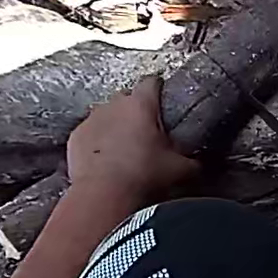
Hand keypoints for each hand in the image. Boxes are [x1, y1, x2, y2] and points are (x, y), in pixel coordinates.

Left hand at [67, 75, 198, 201]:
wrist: (103, 195)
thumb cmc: (143, 176)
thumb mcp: (181, 170)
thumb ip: (194, 161)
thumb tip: (202, 163)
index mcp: (141, 105)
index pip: (152, 82)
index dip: (159, 89)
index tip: (164, 100)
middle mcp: (114, 105)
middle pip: (128, 98)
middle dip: (137, 111)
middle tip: (147, 133)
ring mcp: (91, 119)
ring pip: (107, 115)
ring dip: (116, 126)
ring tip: (125, 149)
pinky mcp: (76, 136)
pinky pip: (90, 133)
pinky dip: (97, 142)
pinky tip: (106, 160)